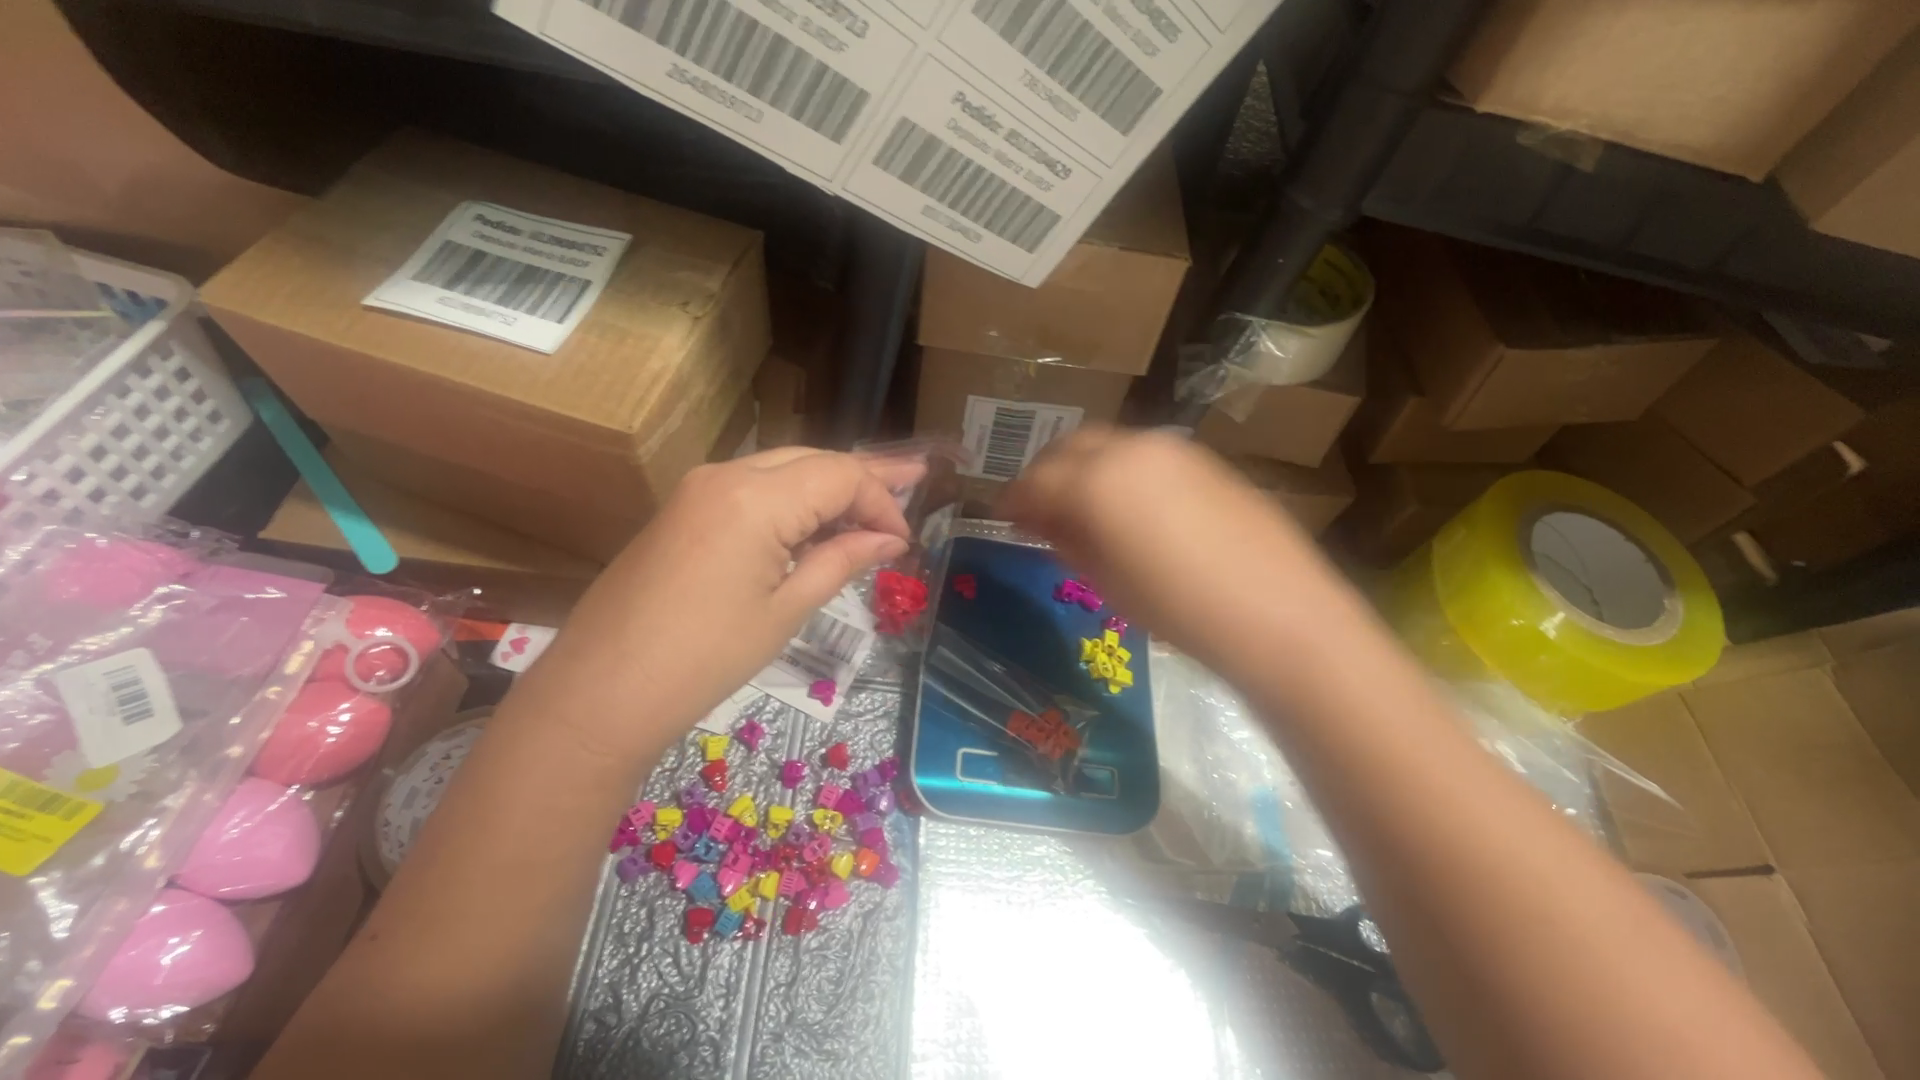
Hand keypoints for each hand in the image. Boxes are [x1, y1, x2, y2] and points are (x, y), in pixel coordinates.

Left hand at [520, 448, 916, 759]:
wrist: (601, 691)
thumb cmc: (705, 659)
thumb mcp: (785, 611)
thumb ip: (841, 562)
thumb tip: (890, 539)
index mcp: (756, 498)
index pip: (841, 476)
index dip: (882, 501)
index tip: (905, 540)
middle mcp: (726, 475)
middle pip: (812, 460)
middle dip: (862, 477)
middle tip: (913, 483)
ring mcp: (698, 488)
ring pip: (781, 468)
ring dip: (826, 486)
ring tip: (872, 504)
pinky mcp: (683, 508)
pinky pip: (750, 488)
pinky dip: (790, 500)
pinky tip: (815, 523)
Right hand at [997, 428, 1341, 679]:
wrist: (1276, 613)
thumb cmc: (1178, 610)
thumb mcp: (1107, 582)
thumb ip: (1068, 541)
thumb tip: (1046, 523)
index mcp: (1095, 481)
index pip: (1036, 480)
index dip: (1014, 499)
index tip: (1004, 517)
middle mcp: (1129, 450)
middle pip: (1070, 448)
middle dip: (1046, 473)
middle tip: (1039, 508)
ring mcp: (1173, 449)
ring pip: (1110, 444)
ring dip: (1085, 468)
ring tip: (1083, 506)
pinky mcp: (1205, 460)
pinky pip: (1146, 455)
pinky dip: (1122, 471)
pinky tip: (1131, 506)